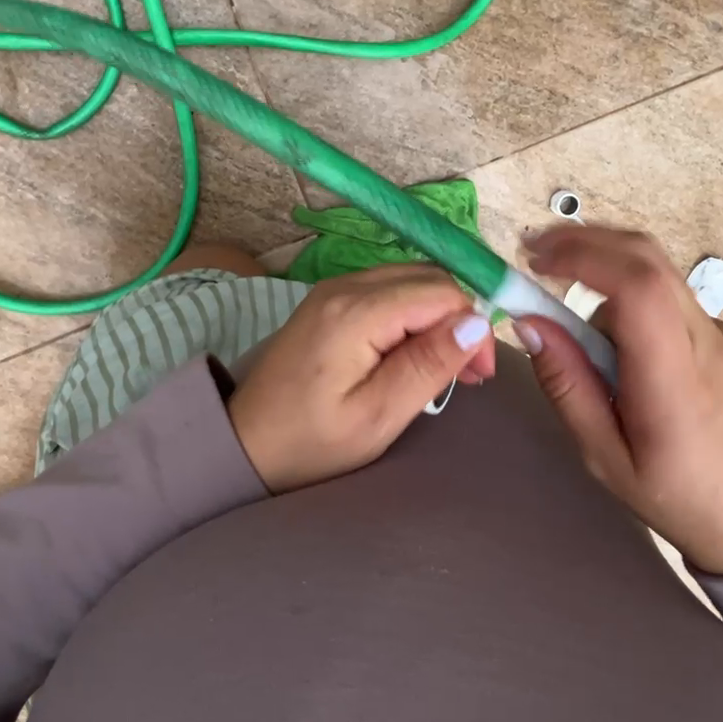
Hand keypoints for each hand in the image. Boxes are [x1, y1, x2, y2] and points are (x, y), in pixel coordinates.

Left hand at [227, 265, 496, 492]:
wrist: (243, 443)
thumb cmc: (310, 442)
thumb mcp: (377, 415)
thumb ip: (428, 364)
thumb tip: (478, 322)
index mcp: (355, 311)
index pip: (440, 291)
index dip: (472, 326)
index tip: (479, 375)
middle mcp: (344, 285)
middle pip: (427, 278)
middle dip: (459, 318)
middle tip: (469, 375)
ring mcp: (333, 289)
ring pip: (409, 281)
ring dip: (438, 317)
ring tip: (447, 368)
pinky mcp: (328, 301)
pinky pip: (387, 291)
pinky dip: (412, 315)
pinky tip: (415, 352)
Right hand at [515, 226, 722, 575]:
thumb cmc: (683, 500)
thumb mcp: (605, 457)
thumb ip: (566, 385)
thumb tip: (529, 322)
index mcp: (675, 376)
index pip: (636, 284)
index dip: (582, 255)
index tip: (534, 258)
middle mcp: (708, 341)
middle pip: (647, 258)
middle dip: (584, 242)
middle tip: (535, 254)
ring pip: (657, 278)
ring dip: (607, 283)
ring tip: (584, 344)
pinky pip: (673, 303)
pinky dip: (634, 306)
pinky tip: (624, 358)